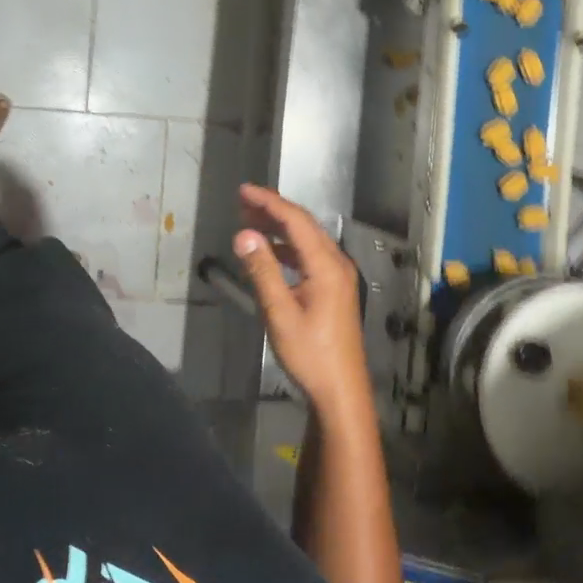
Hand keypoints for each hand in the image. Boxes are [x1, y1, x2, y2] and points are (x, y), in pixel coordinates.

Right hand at [233, 185, 369, 415]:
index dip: (269, 202)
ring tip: (250, 222)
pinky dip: (288, 246)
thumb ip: (262, 270)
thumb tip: (244, 234)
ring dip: (280, 228)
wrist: (340, 391)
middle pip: (304, 225)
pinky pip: (310, 255)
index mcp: (326, 266)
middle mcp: (336, 264)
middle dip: (273, 210)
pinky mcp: (334, 289)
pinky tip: (270, 251)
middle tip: (242, 201)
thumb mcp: (280, 312)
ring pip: (308, 239)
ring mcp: (338, 277)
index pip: (296, 221)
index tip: (243, 191)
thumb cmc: (310, 353)